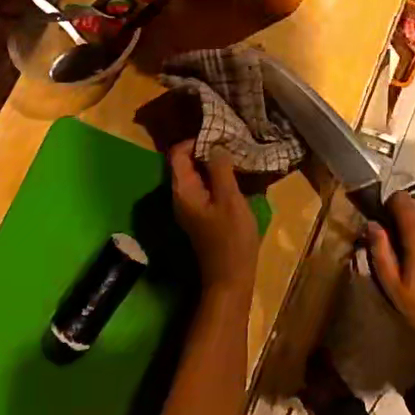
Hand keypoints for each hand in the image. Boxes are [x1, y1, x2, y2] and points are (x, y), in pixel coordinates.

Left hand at [170, 141, 259, 295]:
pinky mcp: (202, 215)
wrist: (230, 278)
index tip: (220, 136)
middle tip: (232, 143)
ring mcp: (191, 207)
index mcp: (183, 190)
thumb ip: (220, 170)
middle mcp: (181, 196)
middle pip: (185, 163)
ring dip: (214, 164)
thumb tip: (216, 144)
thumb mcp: (229, 199)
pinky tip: (237, 178)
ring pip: (197, 175)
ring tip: (237, 157)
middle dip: (206, 150)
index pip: (177, 153)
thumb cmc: (231, 238)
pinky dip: (218, 178)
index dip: (196, 140)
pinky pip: (205, 188)